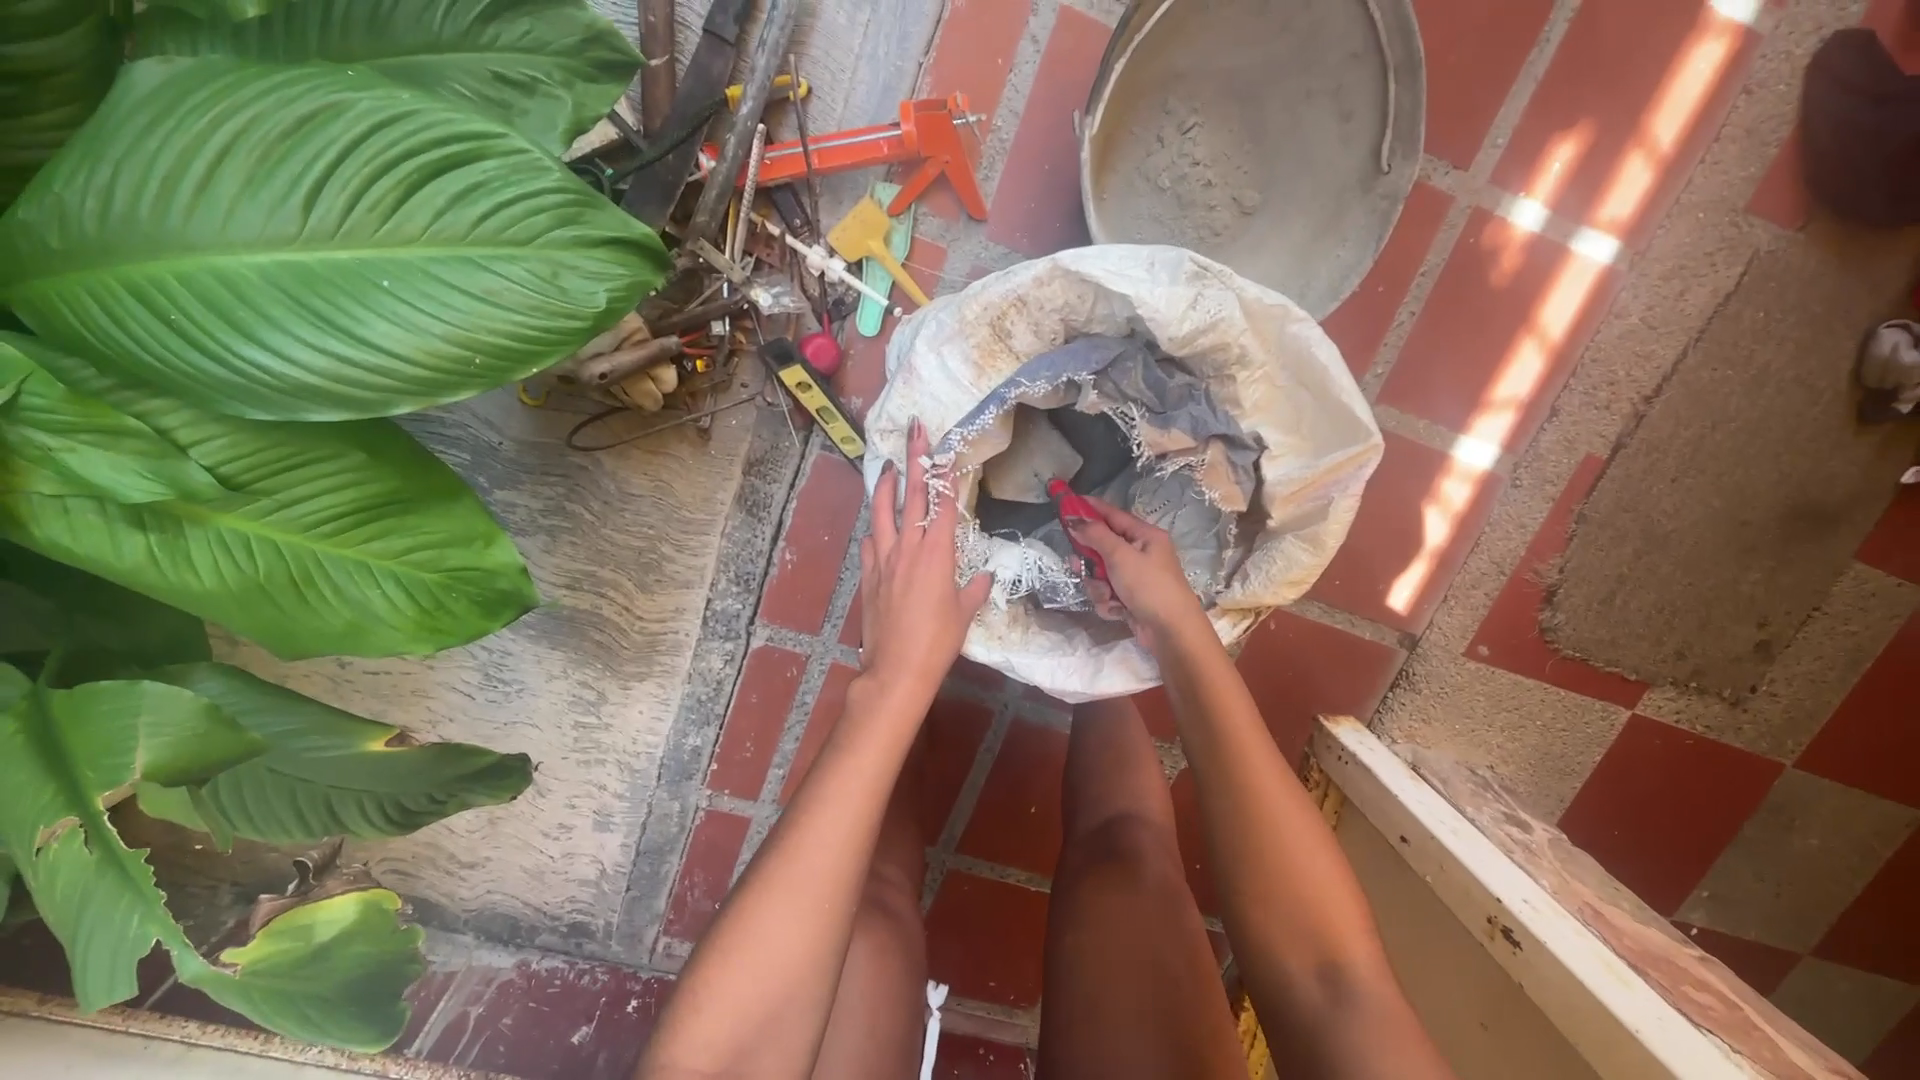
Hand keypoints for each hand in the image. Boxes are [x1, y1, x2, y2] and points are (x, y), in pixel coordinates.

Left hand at [857, 418, 992, 701]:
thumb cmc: (938, 641)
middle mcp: (907, 548)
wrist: (897, 668)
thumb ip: (974, 590)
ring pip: (882, 513)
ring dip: (887, 487)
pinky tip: (877, 527)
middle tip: (915, 432)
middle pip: (911, 496)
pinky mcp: (868, 576)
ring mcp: (883, 560)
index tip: (942, 446)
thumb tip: (984, 577)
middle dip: (915, 461)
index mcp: (936, 553)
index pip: (940, 503)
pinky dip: (875, 529)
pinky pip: (870, 543)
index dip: (943, 473)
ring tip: (889, 466)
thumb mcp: (965, 614)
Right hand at [1066, 496, 1208, 650]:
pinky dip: (1108, 602)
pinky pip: (1107, 593)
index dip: (1089, 508)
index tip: (1066, 502)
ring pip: (1100, 574)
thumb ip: (1095, 535)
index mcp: (1145, 536)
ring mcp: (1135, 578)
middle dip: (1090, 560)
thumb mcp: (1120, 556)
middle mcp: (1141, 554)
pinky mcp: (1130, 599)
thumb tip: (1074, 519)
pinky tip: (1118, 610)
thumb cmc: (1149, 586)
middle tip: (1077, 564)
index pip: (1112, 515)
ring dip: (1099, 586)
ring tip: (1109, 595)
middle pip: (1102, 547)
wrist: (1171, 631)